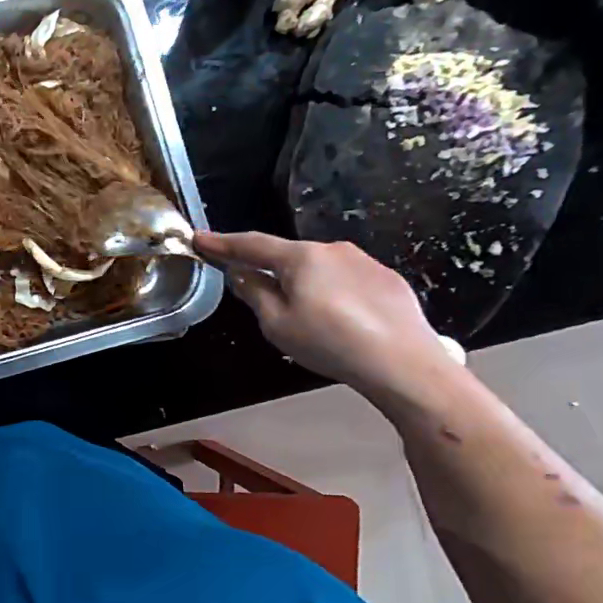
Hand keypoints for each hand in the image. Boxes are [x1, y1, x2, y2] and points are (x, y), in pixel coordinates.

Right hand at [194, 231, 455, 396]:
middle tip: (256, 295)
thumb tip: (242, 274)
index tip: (200, 238)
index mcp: (301, 257)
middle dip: (269, 271)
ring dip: (304, 285)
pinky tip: (339, 321)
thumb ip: (255, 294)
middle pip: (288, 257)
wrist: (403, 363)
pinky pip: (346, 281)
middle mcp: (333, 249)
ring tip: (305, 320)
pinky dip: (333, 294)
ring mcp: (365, 262)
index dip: (223, 243)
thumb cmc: (330, 343)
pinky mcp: (387, 280)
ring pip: (320, 269)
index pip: (252, 245)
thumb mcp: (277, 325)